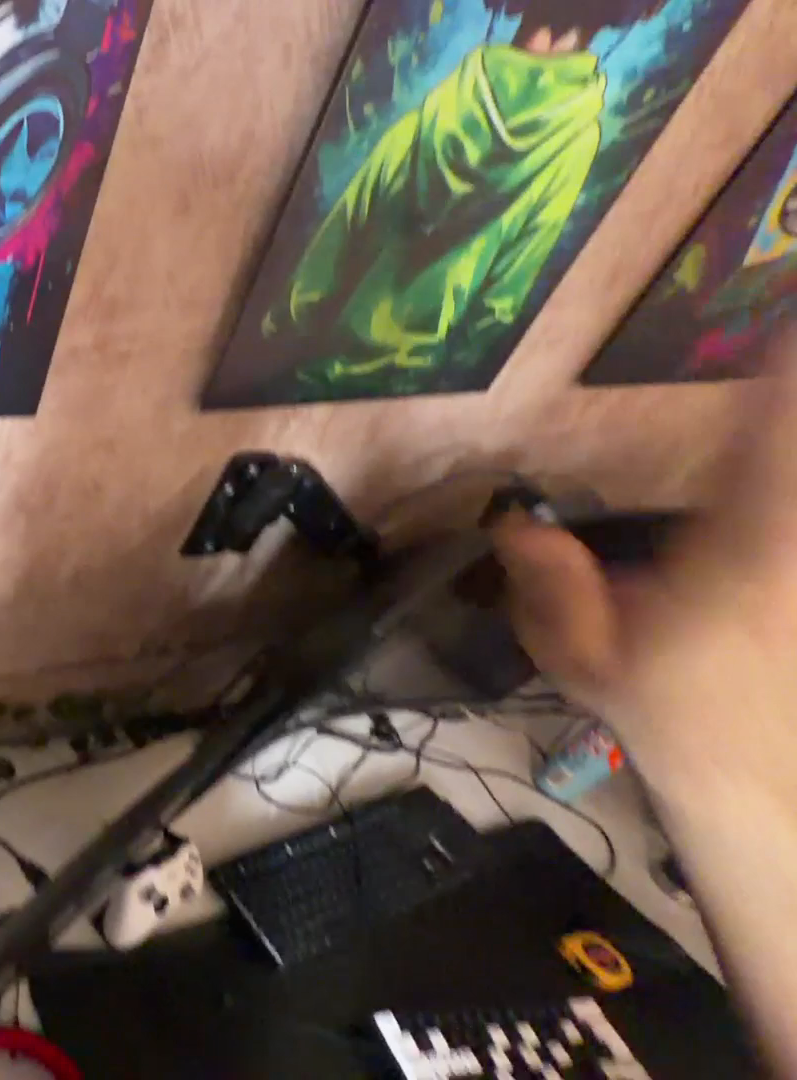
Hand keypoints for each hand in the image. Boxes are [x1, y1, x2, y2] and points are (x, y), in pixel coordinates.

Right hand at [493, 341, 796, 801]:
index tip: (780, 326)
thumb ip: (550, 588)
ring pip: (792, 481)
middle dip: (786, 406)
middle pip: (793, 459)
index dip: (779, 393)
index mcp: (746, 564)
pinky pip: (789, 493)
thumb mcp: (578, 656)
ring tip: (772, 368)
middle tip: (778, 332)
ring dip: (785, 426)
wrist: (758, 768)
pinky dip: (780, 456)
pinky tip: (772, 434)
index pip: (766, 460)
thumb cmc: (662, 706)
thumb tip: (513, 521)